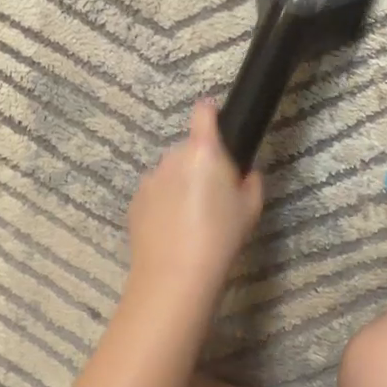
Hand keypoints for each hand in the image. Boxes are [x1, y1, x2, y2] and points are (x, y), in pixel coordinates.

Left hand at [125, 101, 263, 300]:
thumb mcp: (251, 208)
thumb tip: (244, 174)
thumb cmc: (220, 236)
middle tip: (215, 193)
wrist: (175, 274)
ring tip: (193, 217)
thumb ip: (251, 181)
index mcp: (204, 151)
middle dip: (200, 163)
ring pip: (171, 172)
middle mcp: (173, 157)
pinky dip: (164, 202)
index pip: (203, 113)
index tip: (216, 119)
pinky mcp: (135, 200)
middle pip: (189, 148)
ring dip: (181, 183)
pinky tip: (174, 229)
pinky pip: (156, 192)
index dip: (210, 112)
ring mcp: (150, 178)